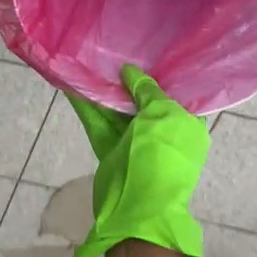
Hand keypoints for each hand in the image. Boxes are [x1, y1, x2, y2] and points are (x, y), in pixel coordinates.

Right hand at [66, 65, 209, 256]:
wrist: (136, 207)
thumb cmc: (159, 157)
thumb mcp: (162, 116)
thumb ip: (147, 90)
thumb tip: (130, 72)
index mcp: (184, 125)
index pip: (171, 93)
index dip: (155, 72)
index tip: (139, 50)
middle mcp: (161, 132)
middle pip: (141, 99)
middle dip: (124, 79)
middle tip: (107, 52)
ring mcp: (135, 143)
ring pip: (117, 110)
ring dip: (103, 90)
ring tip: (86, 62)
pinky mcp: (112, 150)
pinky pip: (99, 122)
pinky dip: (87, 106)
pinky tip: (73, 85)